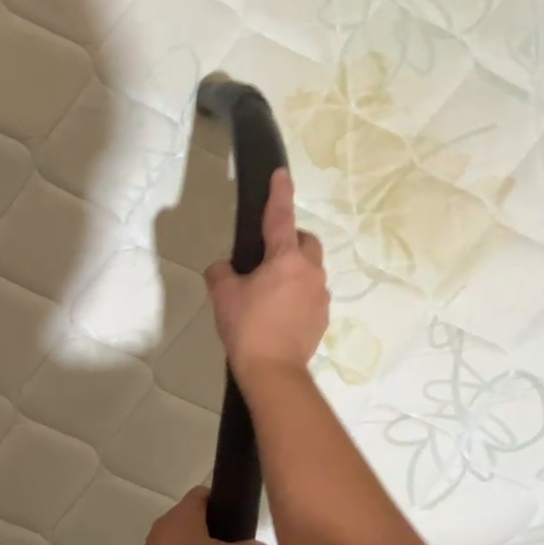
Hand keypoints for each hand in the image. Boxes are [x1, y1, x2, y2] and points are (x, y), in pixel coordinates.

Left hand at [134, 487, 269, 544]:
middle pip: (192, 513)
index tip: (232, 512)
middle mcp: (168, 519)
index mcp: (184, 511)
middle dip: (212, 523)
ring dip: (198, 541)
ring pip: (182, 532)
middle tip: (232, 537)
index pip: (201, 492)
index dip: (218, 498)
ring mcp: (158, 538)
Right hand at [204, 169, 328, 384]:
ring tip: (266, 290)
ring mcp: (321, 295)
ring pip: (309, 269)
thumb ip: (221, 272)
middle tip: (264, 256)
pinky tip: (275, 313)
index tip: (281, 174)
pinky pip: (309, 294)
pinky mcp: (322, 317)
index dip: (279, 193)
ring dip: (292, 270)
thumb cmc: (246, 327)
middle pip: (305, 242)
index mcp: (285, 259)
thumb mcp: (223, 295)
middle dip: (289, 240)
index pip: (280, 218)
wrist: (273, 370)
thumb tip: (224, 267)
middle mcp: (310, 272)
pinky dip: (295, 294)